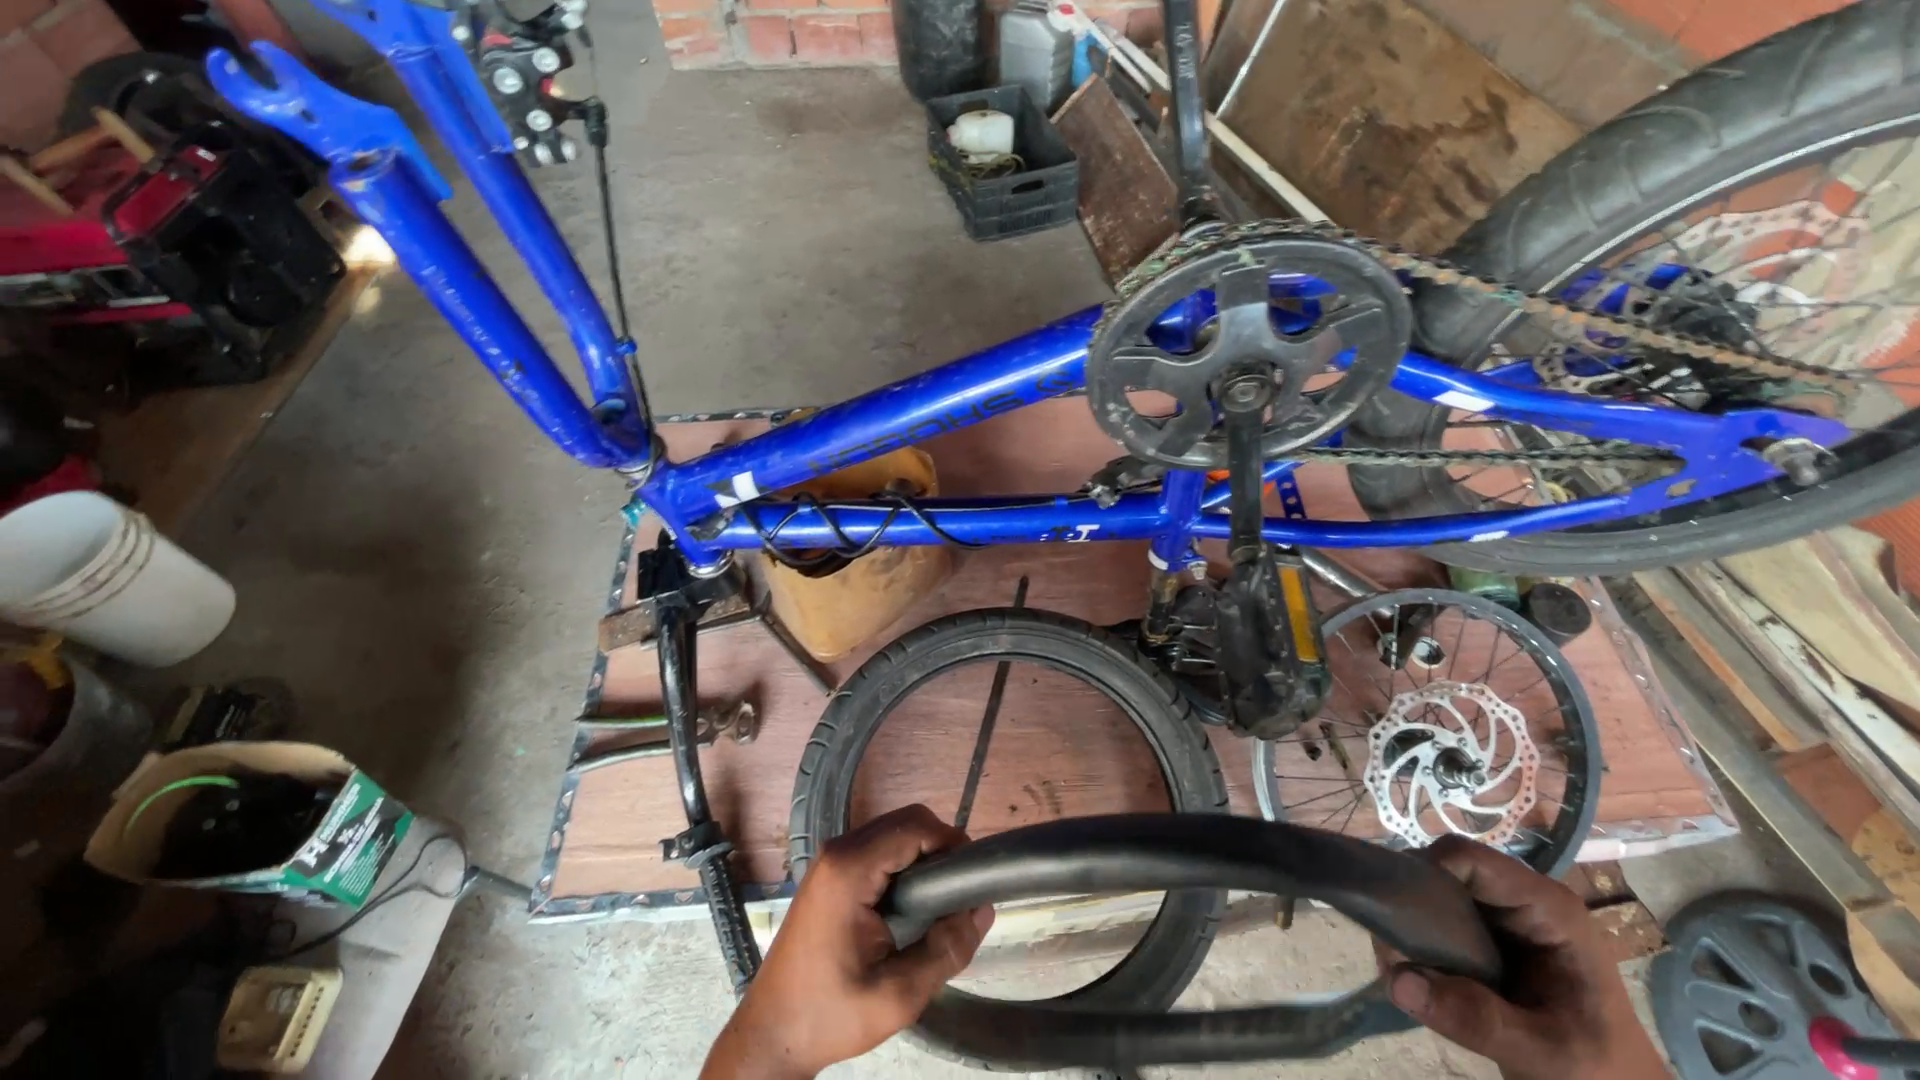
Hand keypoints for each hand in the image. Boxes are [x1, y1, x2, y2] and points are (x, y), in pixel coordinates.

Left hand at [701, 804, 993, 1079]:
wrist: (772, 1033)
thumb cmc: (830, 1015)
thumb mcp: (899, 995)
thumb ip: (947, 950)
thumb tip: (983, 910)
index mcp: (849, 870)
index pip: (915, 827)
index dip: (952, 844)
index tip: (974, 881)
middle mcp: (837, 852)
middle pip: (905, 822)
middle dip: (941, 850)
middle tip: (961, 896)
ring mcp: (830, 861)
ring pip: (893, 833)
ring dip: (923, 857)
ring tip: (942, 905)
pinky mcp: (830, 875)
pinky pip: (878, 851)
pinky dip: (904, 865)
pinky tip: (914, 906)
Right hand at [1382, 836, 1666, 1079]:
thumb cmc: (1599, 1070)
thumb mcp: (1546, 1053)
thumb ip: (1477, 1018)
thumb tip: (1398, 978)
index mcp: (1548, 910)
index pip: (1468, 859)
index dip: (1424, 874)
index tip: (1393, 919)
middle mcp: (1521, 901)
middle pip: (1445, 873)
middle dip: (1409, 908)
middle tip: (1390, 956)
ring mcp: (1504, 919)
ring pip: (1436, 897)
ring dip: (1409, 930)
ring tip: (1400, 973)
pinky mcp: (1488, 940)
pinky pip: (1439, 922)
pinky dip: (1418, 946)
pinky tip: (1416, 978)